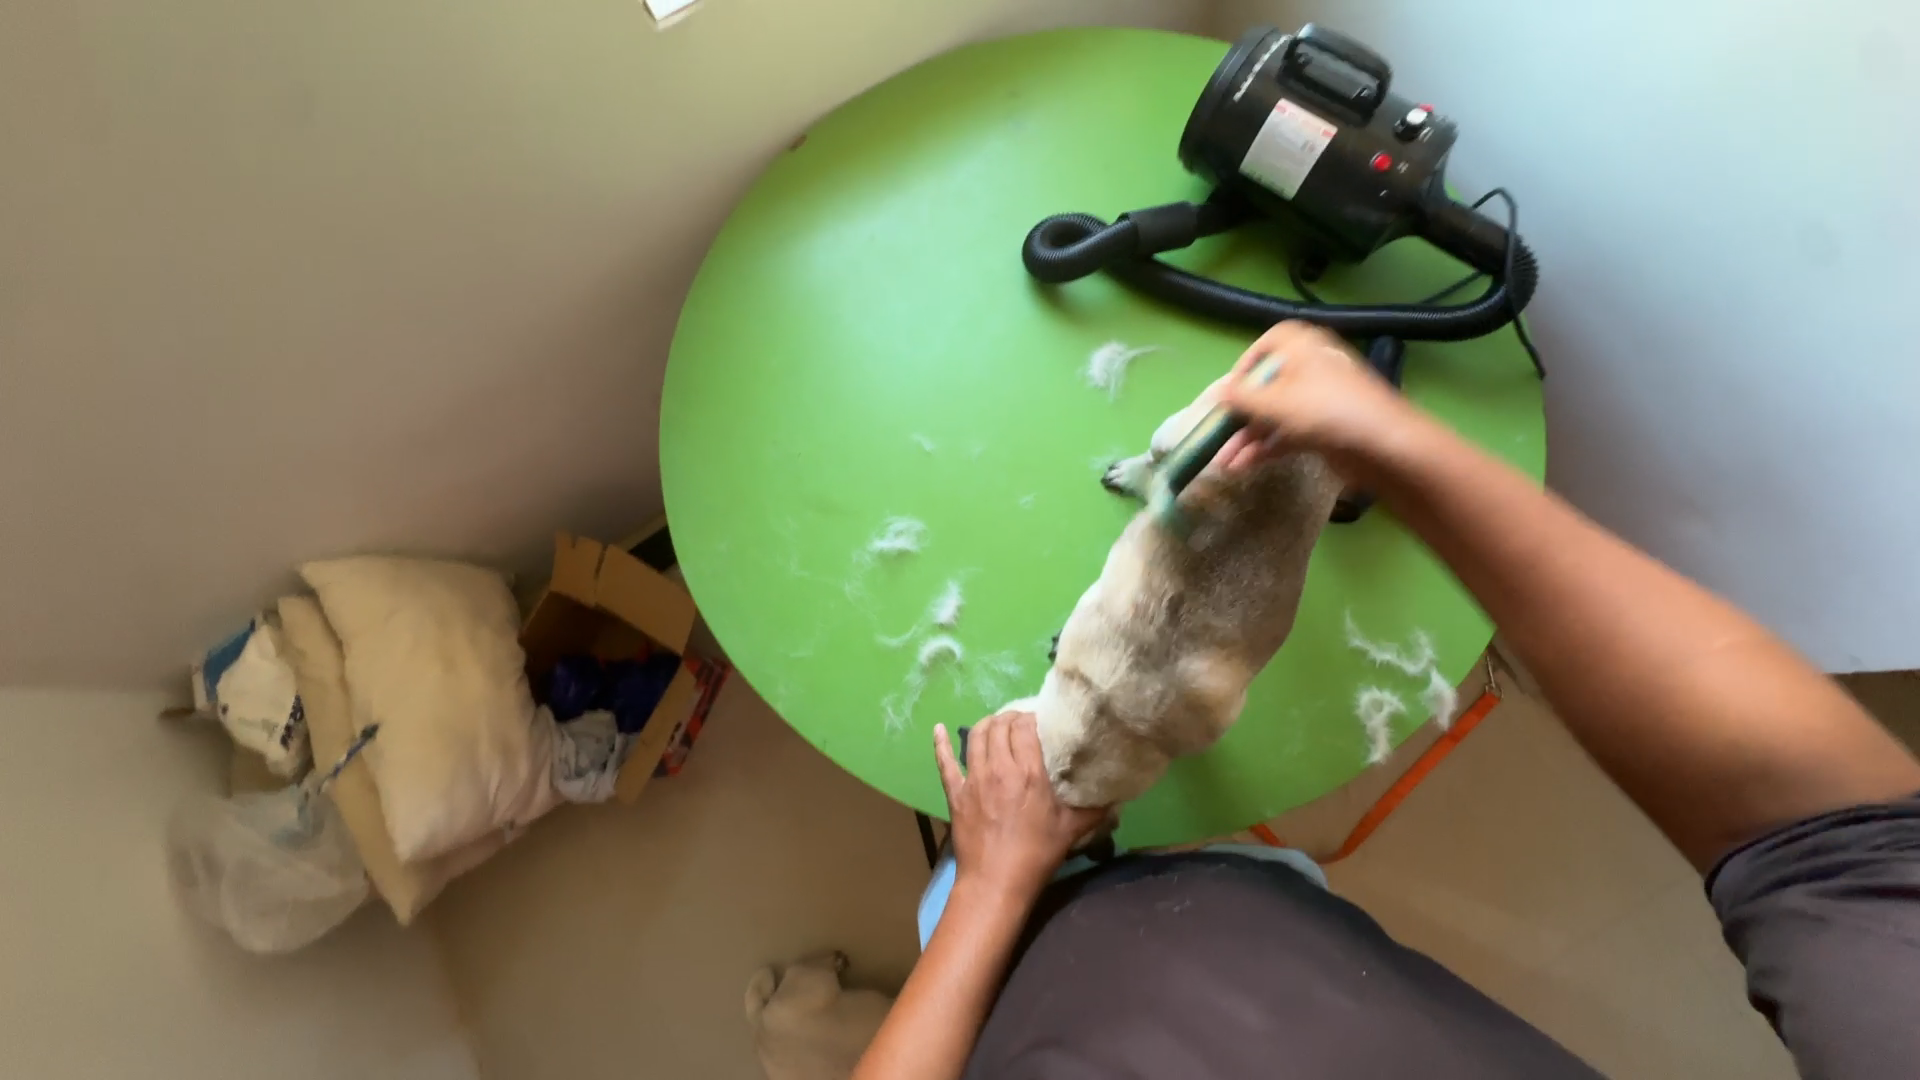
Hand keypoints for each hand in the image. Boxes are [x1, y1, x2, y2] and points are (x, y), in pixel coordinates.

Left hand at [933, 713, 1106, 901]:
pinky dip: (941, 743)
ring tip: (995, 724)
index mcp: (1029, 774)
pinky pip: (945, 761)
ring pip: (976, 736)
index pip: (1025, 728)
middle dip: (1009, 717)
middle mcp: (999, 768)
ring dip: (986, 724)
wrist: (995, 882)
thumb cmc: (1036, 855)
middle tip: (1018, 721)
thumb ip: (1094, 810)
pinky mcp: (956, 792)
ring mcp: (973, 778)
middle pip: (999, 726)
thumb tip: (1115, 798)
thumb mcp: (1071, 831)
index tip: (1037, 719)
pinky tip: (939, 729)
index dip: (1030, 717)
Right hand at [1213, 320, 1422, 475]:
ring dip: (1246, 438)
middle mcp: (1310, 370)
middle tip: (1215, 433)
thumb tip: (1217, 393)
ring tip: (1223, 463)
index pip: (1270, 342)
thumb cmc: (1326, 410)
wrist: (1383, 446)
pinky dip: (1264, 449)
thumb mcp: (1274, 401)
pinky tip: (1241, 467)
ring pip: (1272, 415)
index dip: (1246, 363)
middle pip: (1265, 386)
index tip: (1229, 389)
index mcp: (1303, 349)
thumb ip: (1240, 397)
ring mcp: (1317, 402)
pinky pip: (1285, 435)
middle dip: (1238, 414)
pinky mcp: (1323, 429)